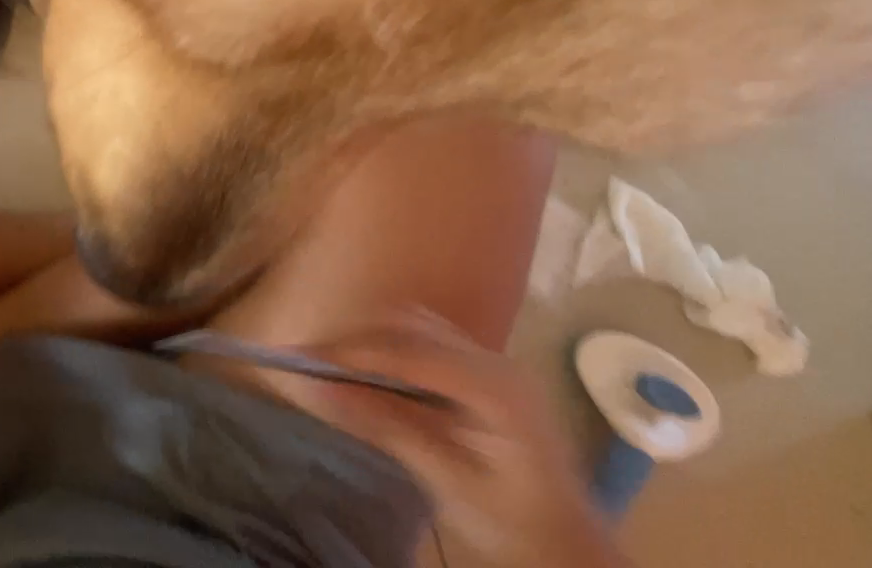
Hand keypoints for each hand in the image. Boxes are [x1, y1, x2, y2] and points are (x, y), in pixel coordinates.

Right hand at [304, 311, 623, 566]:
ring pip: (417, 325)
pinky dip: (393, 347)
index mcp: (494, 388)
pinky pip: (429, 339)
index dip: (351, 352)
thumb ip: (385, 425)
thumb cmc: (512, 523)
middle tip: (312, 362)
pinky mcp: (486, 372)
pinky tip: (372, 372)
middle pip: (410, 326)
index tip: (302, 358)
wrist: (569, 549)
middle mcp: (496, 361)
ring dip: (372, 338)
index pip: (407, 351)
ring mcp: (494, 362)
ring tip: (334, 365)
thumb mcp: (445, 479)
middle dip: (357, 339)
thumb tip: (317, 389)